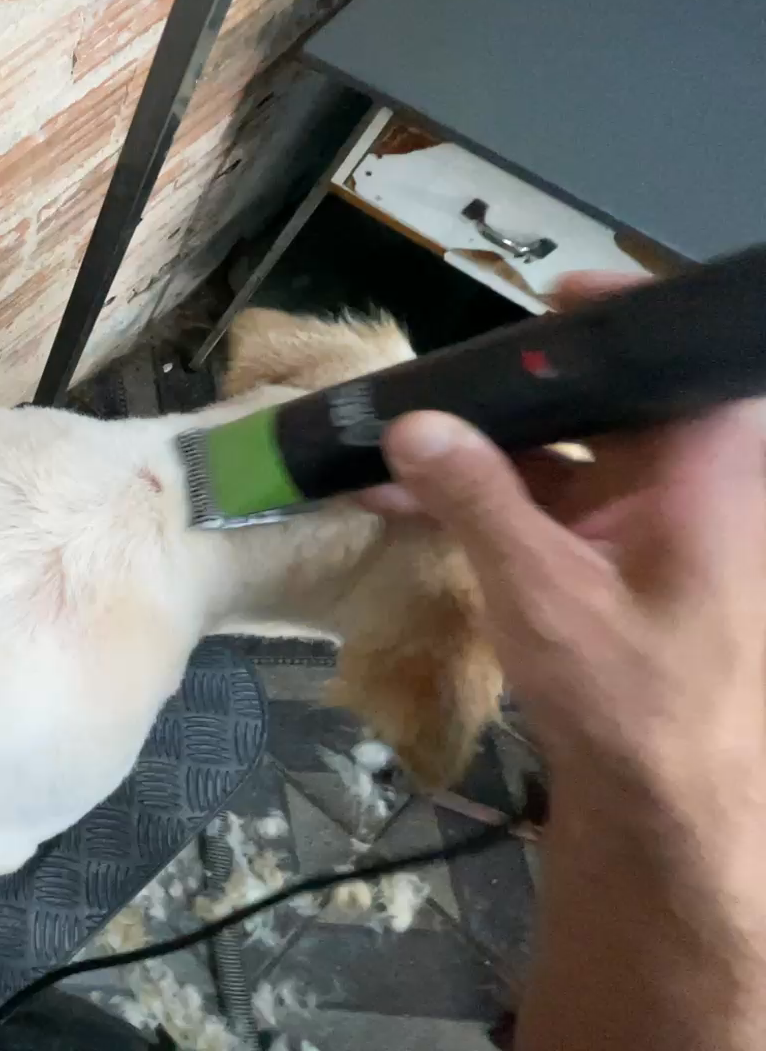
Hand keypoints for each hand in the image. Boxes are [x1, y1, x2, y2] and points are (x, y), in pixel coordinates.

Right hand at [370, 275, 765, 817]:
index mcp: (711, 482)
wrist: (663, 793)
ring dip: (470, 453)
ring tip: (384, 446)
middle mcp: (685, 492)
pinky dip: (469, 498)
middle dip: (513, 394)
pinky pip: (533, 507)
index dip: (631, 324)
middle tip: (431, 384)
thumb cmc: (633, 689)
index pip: (687, 372)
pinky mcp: (599, 562)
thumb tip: (413, 425)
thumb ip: (477, 499)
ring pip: (557, 459)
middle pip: (604, 408)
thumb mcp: (542, 588)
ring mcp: (640, 529)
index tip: (556, 301)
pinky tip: (396, 499)